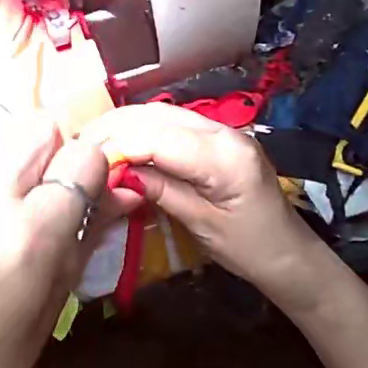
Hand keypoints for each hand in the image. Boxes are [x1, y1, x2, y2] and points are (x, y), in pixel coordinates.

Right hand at [81, 103, 326, 304]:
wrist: (288, 253)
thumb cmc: (249, 248)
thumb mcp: (201, 224)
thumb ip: (160, 190)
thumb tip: (117, 170)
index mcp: (225, 156)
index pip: (158, 138)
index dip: (117, 145)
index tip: (84, 161)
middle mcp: (224, 132)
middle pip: (156, 116)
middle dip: (114, 127)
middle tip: (78, 148)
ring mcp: (222, 130)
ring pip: (161, 114)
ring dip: (124, 126)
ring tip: (92, 145)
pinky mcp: (216, 137)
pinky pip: (172, 125)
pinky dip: (142, 132)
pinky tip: (121, 144)